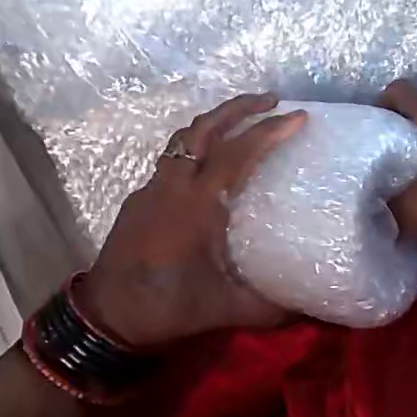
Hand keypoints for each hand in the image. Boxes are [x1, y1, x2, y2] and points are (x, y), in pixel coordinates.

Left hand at [80, 94, 308, 349]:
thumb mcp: (225, 309)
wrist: (106, 316)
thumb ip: (270, 308)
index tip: (298, 116)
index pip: (238, 153)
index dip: (269, 131)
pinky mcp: (140, 199)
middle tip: (271, 100)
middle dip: (238, 107)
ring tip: (242, 122)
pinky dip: (195, 149)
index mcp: (196, 203)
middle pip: (204, 128)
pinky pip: (171, 160)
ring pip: (183, 139)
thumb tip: (310, 309)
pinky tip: (208, 166)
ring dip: (214, 123)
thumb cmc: (167, 307)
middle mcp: (172, 185)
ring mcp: (151, 189)